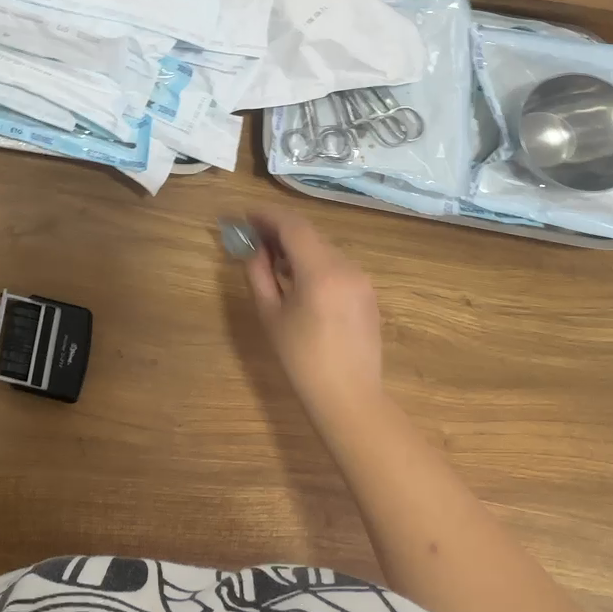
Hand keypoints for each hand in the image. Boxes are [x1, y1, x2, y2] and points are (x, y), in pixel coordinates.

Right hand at [240, 209, 382, 412]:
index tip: (244, 216)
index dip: (266, 215)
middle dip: (279, 229)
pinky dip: (313, 260)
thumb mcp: (270, 314)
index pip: (293, 226)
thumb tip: (254, 248)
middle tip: (252, 236)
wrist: (349, 396)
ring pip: (323, 247)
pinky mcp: (367, 291)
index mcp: (320, 272)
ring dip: (296, 245)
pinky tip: (296, 277)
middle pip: (309, 233)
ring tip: (271, 258)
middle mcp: (346, 267)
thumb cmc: (301, 358)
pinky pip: (335, 264)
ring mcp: (362, 278)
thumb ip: (258, 273)